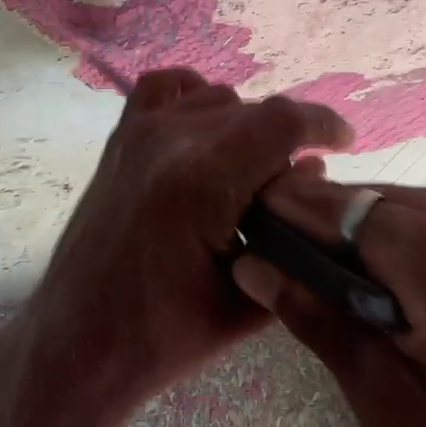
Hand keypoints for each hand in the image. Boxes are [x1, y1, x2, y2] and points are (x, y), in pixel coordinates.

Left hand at [0, 68, 351, 426]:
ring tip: (254, 169)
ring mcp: (139, 132)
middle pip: (252, 110)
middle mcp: (170, 139)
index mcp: (203, 179)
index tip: (345, 141)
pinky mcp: (120, 138)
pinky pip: (164, 87)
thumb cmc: (164, 333)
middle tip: (297, 183)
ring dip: (244, 125)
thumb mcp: (243, 294)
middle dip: (285, 139)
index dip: (323, 123)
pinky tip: (208, 128)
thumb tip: (311, 172)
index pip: (281, 120)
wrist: (80, 339)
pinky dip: (193, 94)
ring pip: (215, 98)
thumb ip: (287, 230)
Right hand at [232, 177, 425, 426]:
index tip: (233, 237)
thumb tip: (251, 265)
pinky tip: (385, 300)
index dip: (274, 217)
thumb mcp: (396, 408)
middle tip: (277, 284)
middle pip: (357, 203)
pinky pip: (421, 222)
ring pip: (385, 209)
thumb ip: (320, 323)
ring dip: (351, 246)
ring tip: (333, 302)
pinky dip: (391, 250)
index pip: (328, 205)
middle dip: (313, 237)